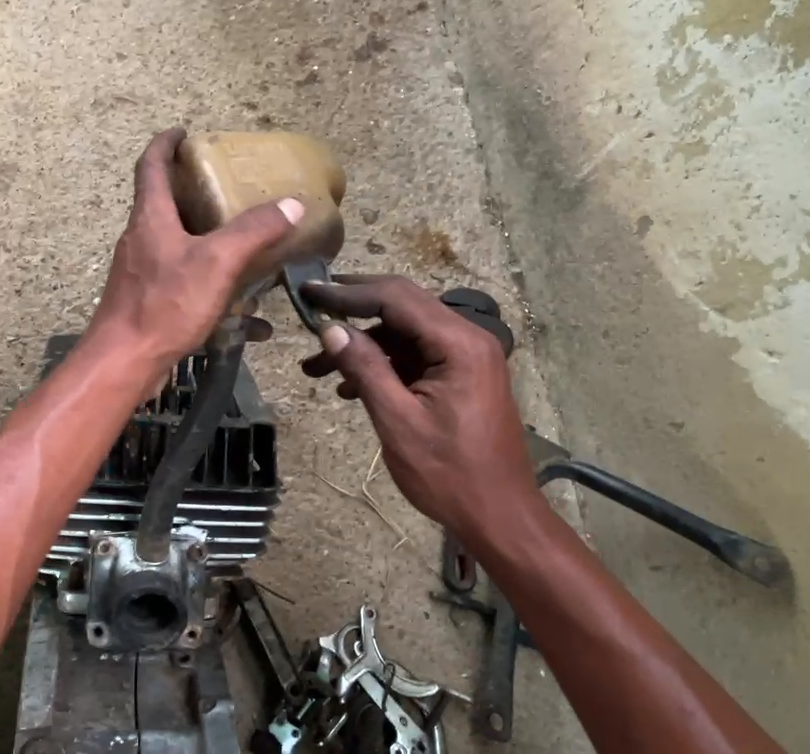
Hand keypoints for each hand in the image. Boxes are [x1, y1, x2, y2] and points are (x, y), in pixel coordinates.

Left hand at [90, 129, 303, 368]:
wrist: (123, 362)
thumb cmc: (164, 304)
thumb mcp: (216, 262)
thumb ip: (253, 231)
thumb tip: (290, 204)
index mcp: (150, 216)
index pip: (150, 165)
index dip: (165, 144)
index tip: (183, 132)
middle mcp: (140, 237)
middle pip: (161, 201)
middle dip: (190, 189)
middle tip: (225, 186)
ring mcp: (139, 269)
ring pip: (173, 240)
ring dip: (202, 235)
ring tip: (238, 240)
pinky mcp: (145, 298)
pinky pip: (179, 276)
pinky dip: (207, 279)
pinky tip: (240, 309)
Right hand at [300, 275, 539, 537]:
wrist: (501, 518)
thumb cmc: (450, 474)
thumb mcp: (398, 421)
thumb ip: (365, 368)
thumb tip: (329, 328)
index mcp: (458, 343)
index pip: (395, 297)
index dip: (347, 292)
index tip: (308, 290)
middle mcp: (468, 338)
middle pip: (401, 305)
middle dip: (351, 309)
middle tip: (309, 309)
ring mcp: (467, 357)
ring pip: (403, 332)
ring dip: (362, 344)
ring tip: (316, 368)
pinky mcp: (462, 376)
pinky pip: (415, 355)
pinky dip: (382, 363)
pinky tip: (349, 388)